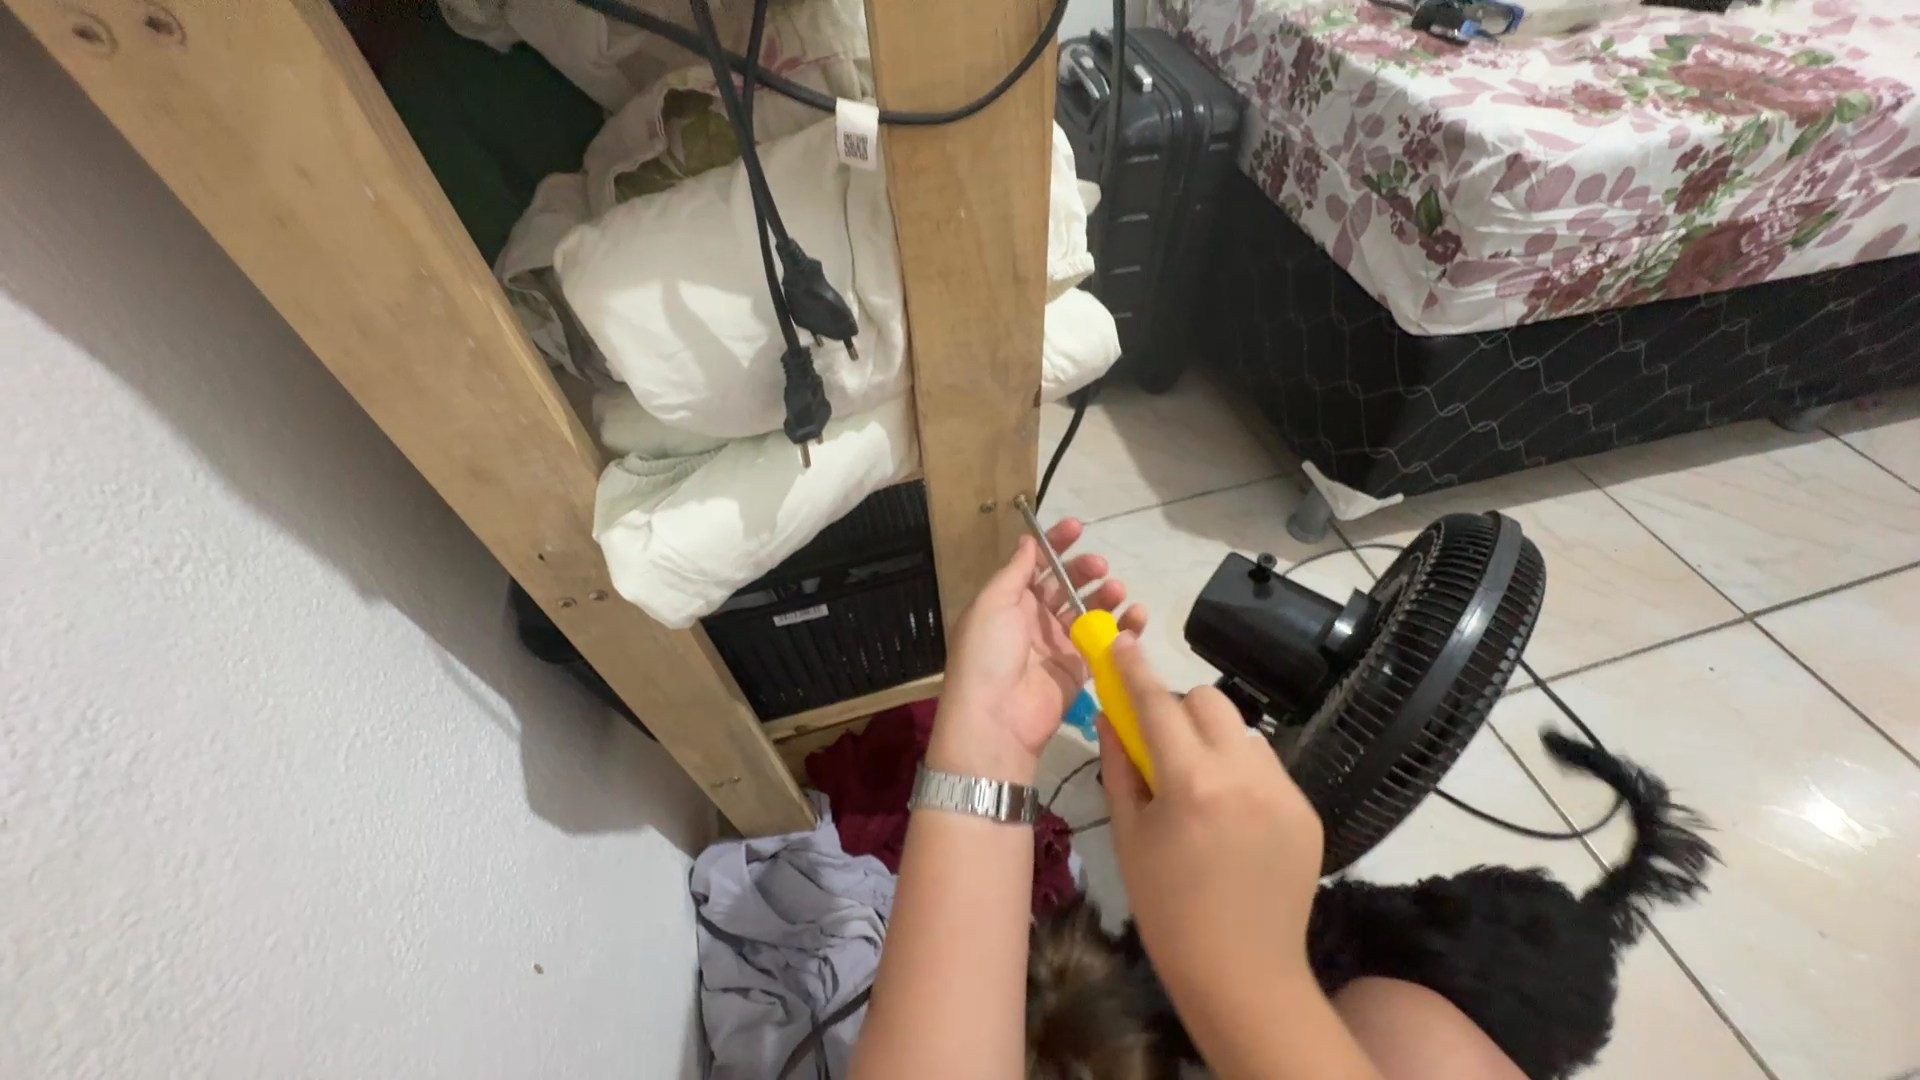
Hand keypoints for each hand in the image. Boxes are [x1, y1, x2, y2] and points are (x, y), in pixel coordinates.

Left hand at [929, 519, 1146, 783]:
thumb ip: (1015, 572)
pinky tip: (1135, 615)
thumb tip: (1028, 541)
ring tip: (1117, 589)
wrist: (996, 717)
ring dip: (1104, 596)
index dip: (1056, 545)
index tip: (1077, 527)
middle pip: (1064, 586)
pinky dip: (1122, 628)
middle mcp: (1032, 620)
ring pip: (1087, 611)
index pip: (1035, 566)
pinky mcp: (1079, 669)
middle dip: (1083, 571)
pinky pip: (1104, 642)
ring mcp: (1057, 645)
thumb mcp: (992, 603)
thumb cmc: (987, 653)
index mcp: (1008, 601)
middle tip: (1100, 566)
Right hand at [1098, 635, 1325, 1022]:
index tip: (1121, 643)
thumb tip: (1110, 714)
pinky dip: (1240, 771)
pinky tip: (1231, 816)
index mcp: (1191, 783)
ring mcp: (1283, 791)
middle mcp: (1243, 775)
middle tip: (1163, 743)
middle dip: (1180, 707)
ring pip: (1240, 731)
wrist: (1242, 973)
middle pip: (1209, 700)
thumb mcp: (1129, 833)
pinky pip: (1265, 765)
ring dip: (1213, 739)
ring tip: (1201, 787)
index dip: (1135, 670)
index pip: (1157, 704)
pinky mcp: (1307, 810)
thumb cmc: (1167, 907)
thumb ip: (1119, 764)